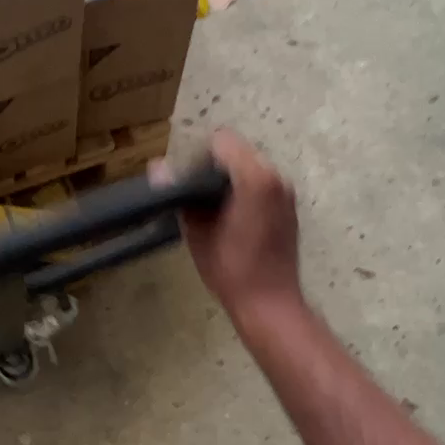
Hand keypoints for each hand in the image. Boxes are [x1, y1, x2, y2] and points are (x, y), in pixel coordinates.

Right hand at [163, 129, 303, 320]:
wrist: (269, 302)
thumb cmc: (230, 269)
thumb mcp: (197, 232)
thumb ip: (180, 195)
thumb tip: (156, 167)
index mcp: (255, 178)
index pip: (221, 142)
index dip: (196, 157)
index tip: (181, 181)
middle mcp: (276, 176)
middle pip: (236, 153)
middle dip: (210, 169)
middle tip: (189, 196)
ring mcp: (285, 191)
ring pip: (247, 169)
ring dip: (225, 181)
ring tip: (206, 210)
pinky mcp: (288, 207)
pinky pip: (259, 185)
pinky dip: (241, 192)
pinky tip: (227, 220)